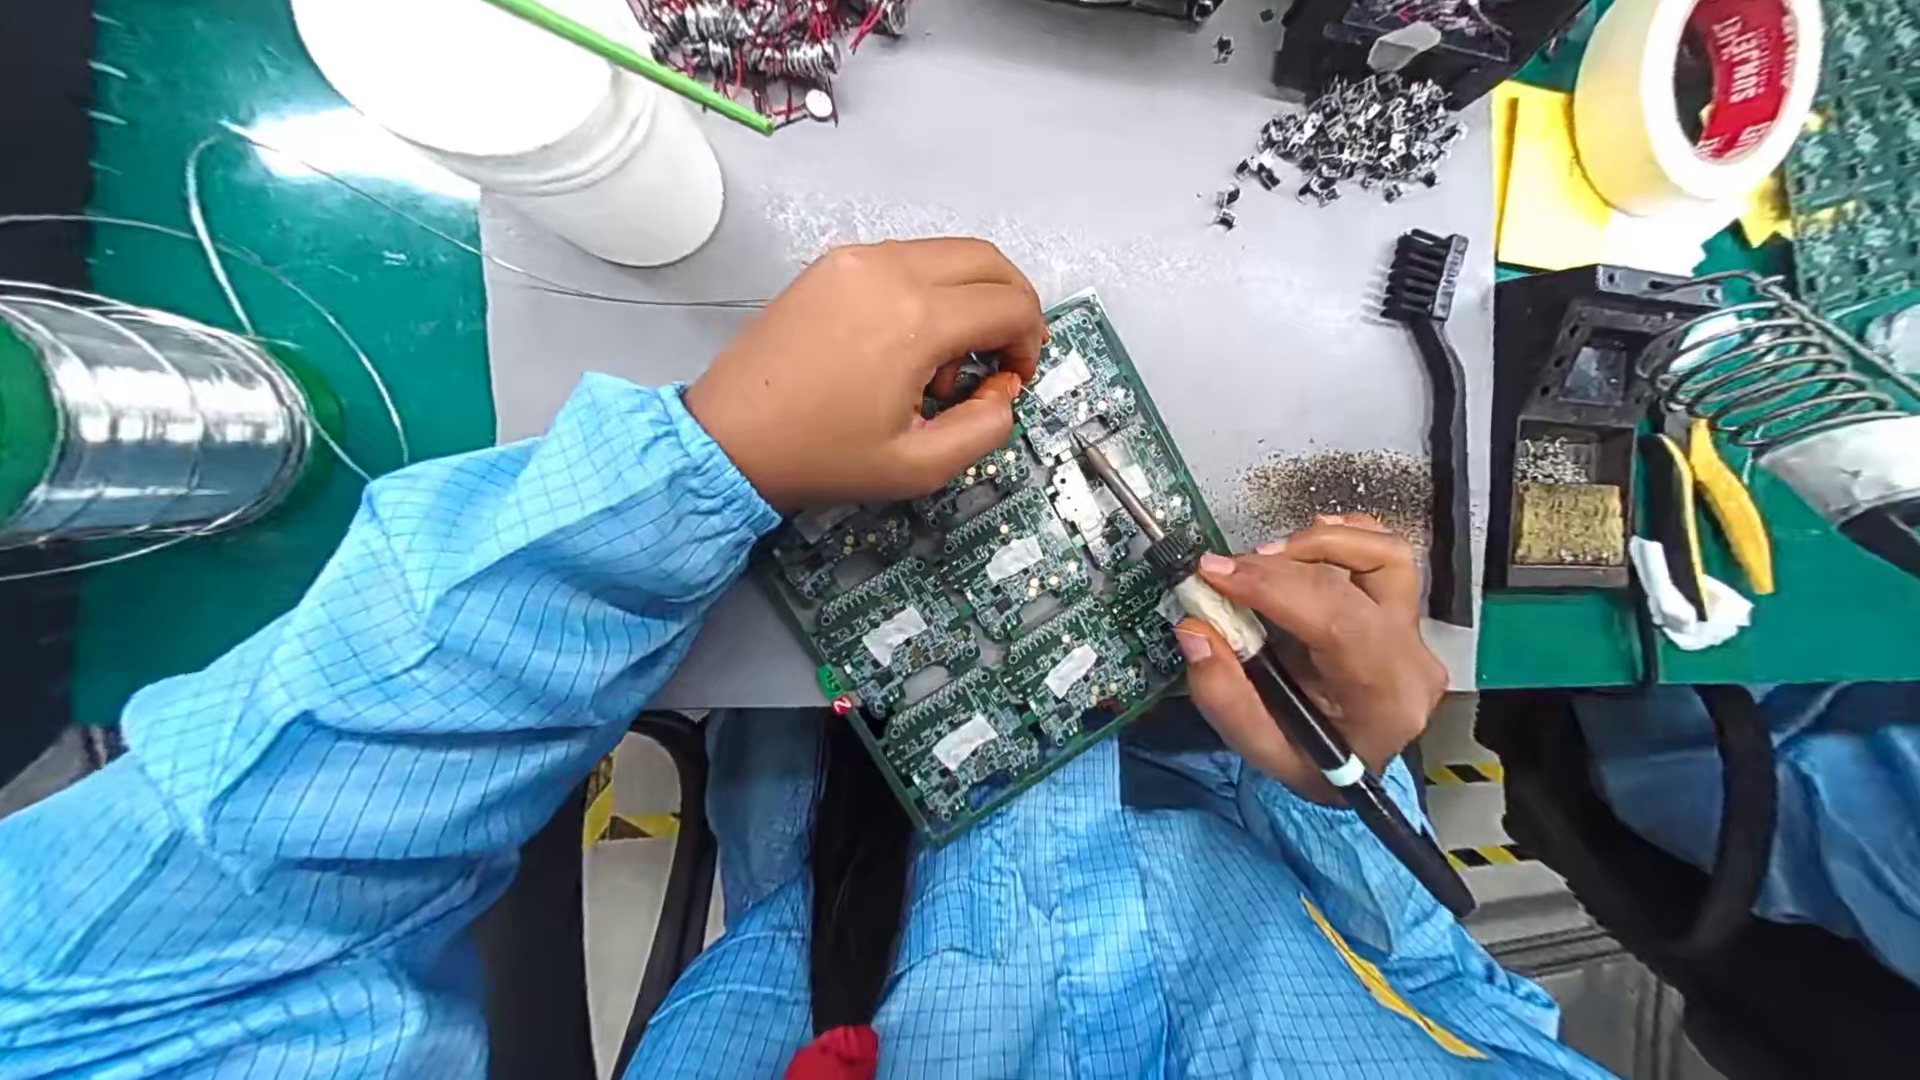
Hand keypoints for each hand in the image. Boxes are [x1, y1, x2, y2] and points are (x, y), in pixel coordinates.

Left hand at [684, 238, 1045, 511]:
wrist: (732, 438)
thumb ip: (986, 428)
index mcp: (916, 319)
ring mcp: (856, 258)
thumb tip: (1002, 391)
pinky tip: (906, 345)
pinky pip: (907, 261)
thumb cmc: (825, 457)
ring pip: (949, 255)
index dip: (1030, 343)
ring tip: (942, 365)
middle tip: (1001, 359)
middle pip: (988, 262)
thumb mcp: (921, 467)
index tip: (1012, 381)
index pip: (1011, 305)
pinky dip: (931, 293)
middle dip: (1012, 309)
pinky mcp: (832, 264)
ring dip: (970, 302)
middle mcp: (890, 269)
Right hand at [1174, 513, 1447, 802]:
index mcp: (1384, 699)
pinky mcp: (1401, 610)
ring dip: (1316, 543)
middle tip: (1221, 570)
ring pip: (1384, 553)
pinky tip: (1298, 548)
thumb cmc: (1310, 760)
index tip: (1213, 573)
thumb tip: (1195, 629)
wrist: (1352, 764)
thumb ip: (1223, 695)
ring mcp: (1412, 631)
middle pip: (1360, 579)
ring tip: (1261, 557)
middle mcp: (1411, 658)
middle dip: (1277, 566)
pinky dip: (1340, 537)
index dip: (1273, 587)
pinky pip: (1382, 553)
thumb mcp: (1259, 748)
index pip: (1339, 623)